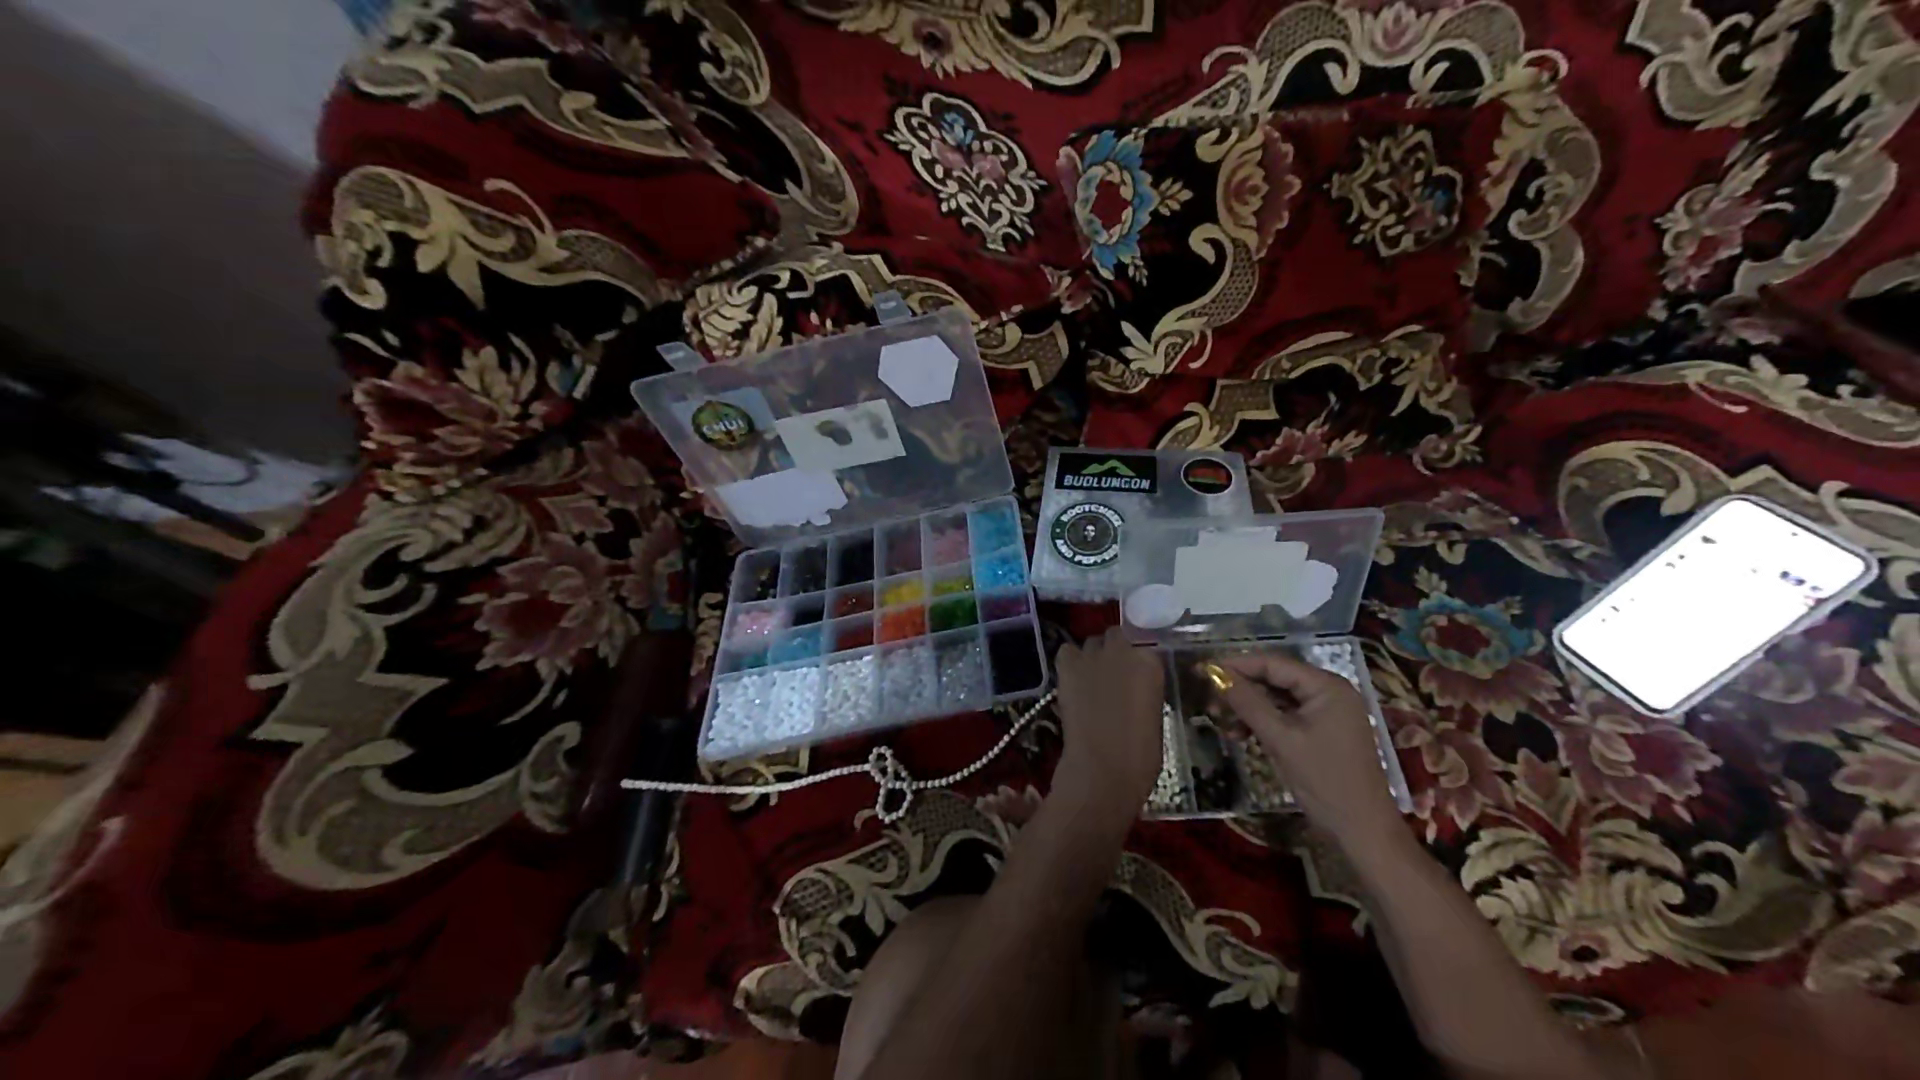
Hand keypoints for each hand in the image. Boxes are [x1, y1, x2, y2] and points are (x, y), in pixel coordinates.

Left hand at [1052, 627, 1164, 822]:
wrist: (1104, 767)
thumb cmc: (1140, 755)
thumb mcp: (1155, 717)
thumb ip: (1146, 692)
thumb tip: (1135, 690)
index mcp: (1152, 664)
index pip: (1146, 648)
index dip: (1137, 663)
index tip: (1134, 677)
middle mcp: (1123, 650)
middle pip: (1117, 637)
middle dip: (1115, 652)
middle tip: (1113, 675)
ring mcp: (1093, 654)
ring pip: (1092, 642)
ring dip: (1093, 656)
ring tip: (1091, 679)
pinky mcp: (1068, 665)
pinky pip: (1067, 651)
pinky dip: (1070, 660)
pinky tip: (1072, 678)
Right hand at [1216, 652, 1402, 845]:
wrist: (1362, 829)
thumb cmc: (1324, 779)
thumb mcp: (1280, 739)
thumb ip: (1248, 703)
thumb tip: (1218, 676)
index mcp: (1327, 686)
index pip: (1273, 663)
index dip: (1237, 665)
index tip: (1205, 671)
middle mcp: (1330, 692)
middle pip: (1275, 679)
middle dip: (1242, 689)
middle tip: (1210, 700)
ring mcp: (1328, 712)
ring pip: (1278, 698)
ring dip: (1249, 708)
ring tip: (1222, 722)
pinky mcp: (1323, 730)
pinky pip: (1286, 715)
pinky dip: (1263, 722)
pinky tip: (1242, 734)